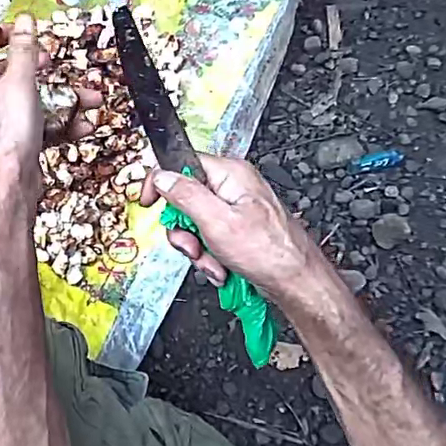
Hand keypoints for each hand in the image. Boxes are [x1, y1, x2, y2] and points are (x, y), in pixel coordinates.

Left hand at [0, 16, 95, 204]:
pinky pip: (48, 128)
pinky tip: (83, 126)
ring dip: (65, 99)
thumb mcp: (19, 82)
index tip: (19, 29)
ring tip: (90, 99)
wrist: (10, 185)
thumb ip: (23, 50)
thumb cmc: (7, 137)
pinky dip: (66, 125)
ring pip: (38, 103)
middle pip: (16, 75)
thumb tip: (23, 20)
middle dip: (42, 68)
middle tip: (54, 63)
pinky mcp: (24, 145)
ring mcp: (9, 125)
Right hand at [139, 155, 325, 299]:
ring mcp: (235, 209)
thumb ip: (186, 195)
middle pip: (185, 199)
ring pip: (195, 224)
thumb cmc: (270, 252)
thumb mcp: (217, 221)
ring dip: (199, 249)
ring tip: (215, 263)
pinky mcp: (237, 229)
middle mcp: (233, 187)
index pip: (182, 164)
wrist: (297, 282)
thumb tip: (163, 176)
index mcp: (230, 174)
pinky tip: (223, 267)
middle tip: (195, 246)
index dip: (161, 183)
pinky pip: (209, 239)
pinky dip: (211, 257)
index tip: (149, 202)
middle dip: (185, 231)